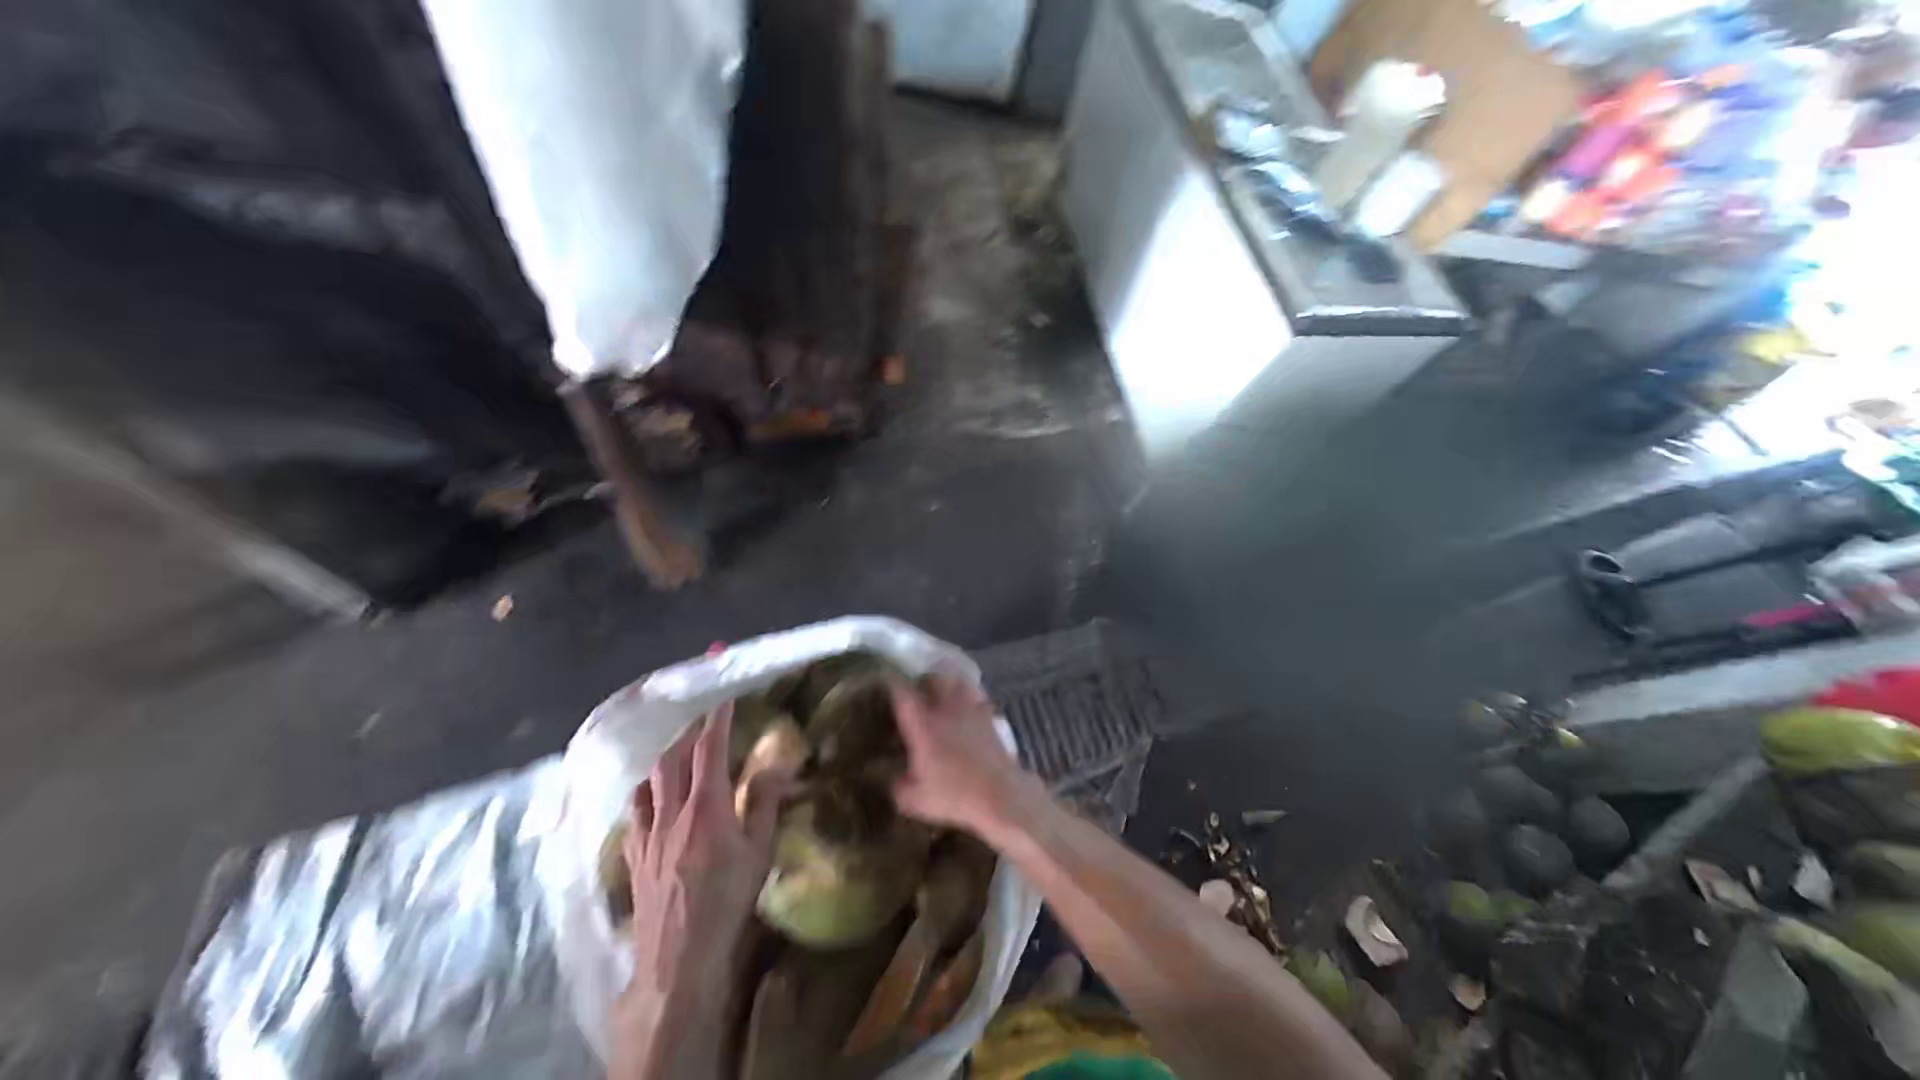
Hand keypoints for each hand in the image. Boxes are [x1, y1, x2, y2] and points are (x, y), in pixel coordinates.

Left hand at [608, 702, 793, 1079]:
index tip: (725, 703)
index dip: (717, 722)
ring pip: (648, 783)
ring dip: (663, 760)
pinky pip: (634, 814)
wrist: (679, 956)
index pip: (709, 751)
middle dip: (687, 734)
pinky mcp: (634, 857)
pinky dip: (645, 795)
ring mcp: (647, 835)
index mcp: (707, 806)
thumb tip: (773, 766)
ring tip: (675, 754)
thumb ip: (764, 805)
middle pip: (672, 759)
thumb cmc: (728, 902)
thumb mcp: (759, 853)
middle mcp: (672, 812)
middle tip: (702, 724)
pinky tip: (650, 800)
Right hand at [889, 674, 1044, 835]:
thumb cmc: (954, 795)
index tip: (885, 685)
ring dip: (949, 684)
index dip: (892, 685)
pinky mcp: (991, 719)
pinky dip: (971, 698)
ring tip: (944, 695)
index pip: (902, 694)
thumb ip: (897, 786)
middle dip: (924, 680)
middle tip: (918, 692)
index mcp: (923, 725)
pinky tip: (968, 710)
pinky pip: (978, 698)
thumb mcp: (914, 800)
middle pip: (934, 678)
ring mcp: (971, 711)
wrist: (1000, 795)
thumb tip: (892, 778)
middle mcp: (946, 710)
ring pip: (959, 681)